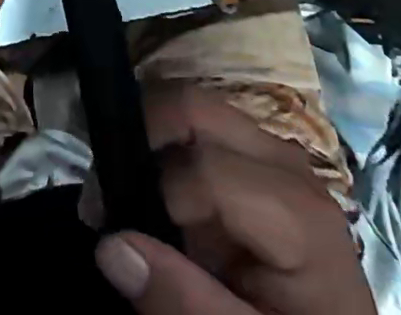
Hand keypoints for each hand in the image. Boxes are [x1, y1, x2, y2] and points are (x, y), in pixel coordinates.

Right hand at [95, 86, 374, 314]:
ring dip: (145, 135)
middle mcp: (286, 161)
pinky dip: (162, 142)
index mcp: (297, 212)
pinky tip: (147, 188)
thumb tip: (110, 245)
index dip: (151, 192)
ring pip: (193, 106)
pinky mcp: (256, 153)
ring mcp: (271, 150)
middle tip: (104, 190)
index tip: (108, 228)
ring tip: (119, 190)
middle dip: (137, 133)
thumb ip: (183, 302)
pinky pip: (200, 125)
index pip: (204, 167)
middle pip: (196, 108)